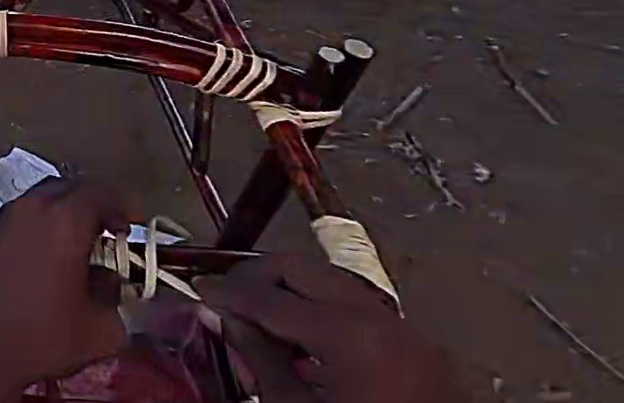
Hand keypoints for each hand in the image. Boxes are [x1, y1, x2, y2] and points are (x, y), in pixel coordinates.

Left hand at [0, 178, 132, 401]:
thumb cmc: (44, 332)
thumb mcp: (100, 327)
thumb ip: (113, 295)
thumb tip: (110, 279)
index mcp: (64, 220)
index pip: (98, 193)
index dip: (121, 202)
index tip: (136, 219)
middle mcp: (35, 205)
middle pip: (71, 186)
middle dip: (96, 200)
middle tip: (115, 224)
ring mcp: (11, 212)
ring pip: (47, 193)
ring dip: (70, 205)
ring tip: (89, 233)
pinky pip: (30, 207)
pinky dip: (49, 214)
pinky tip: (59, 243)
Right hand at [201, 253, 463, 402]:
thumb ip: (257, 356)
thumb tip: (226, 317)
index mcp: (347, 334)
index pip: (266, 295)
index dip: (225, 291)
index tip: (198, 288)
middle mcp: (380, 320)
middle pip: (298, 268)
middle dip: (256, 276)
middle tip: (229, 296)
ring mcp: (409, 335)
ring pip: (329, 282)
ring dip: (289, 289)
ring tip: (263, 317)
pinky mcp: (424, 354)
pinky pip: (358, 309)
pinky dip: (322, 309)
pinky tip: (305, 340)